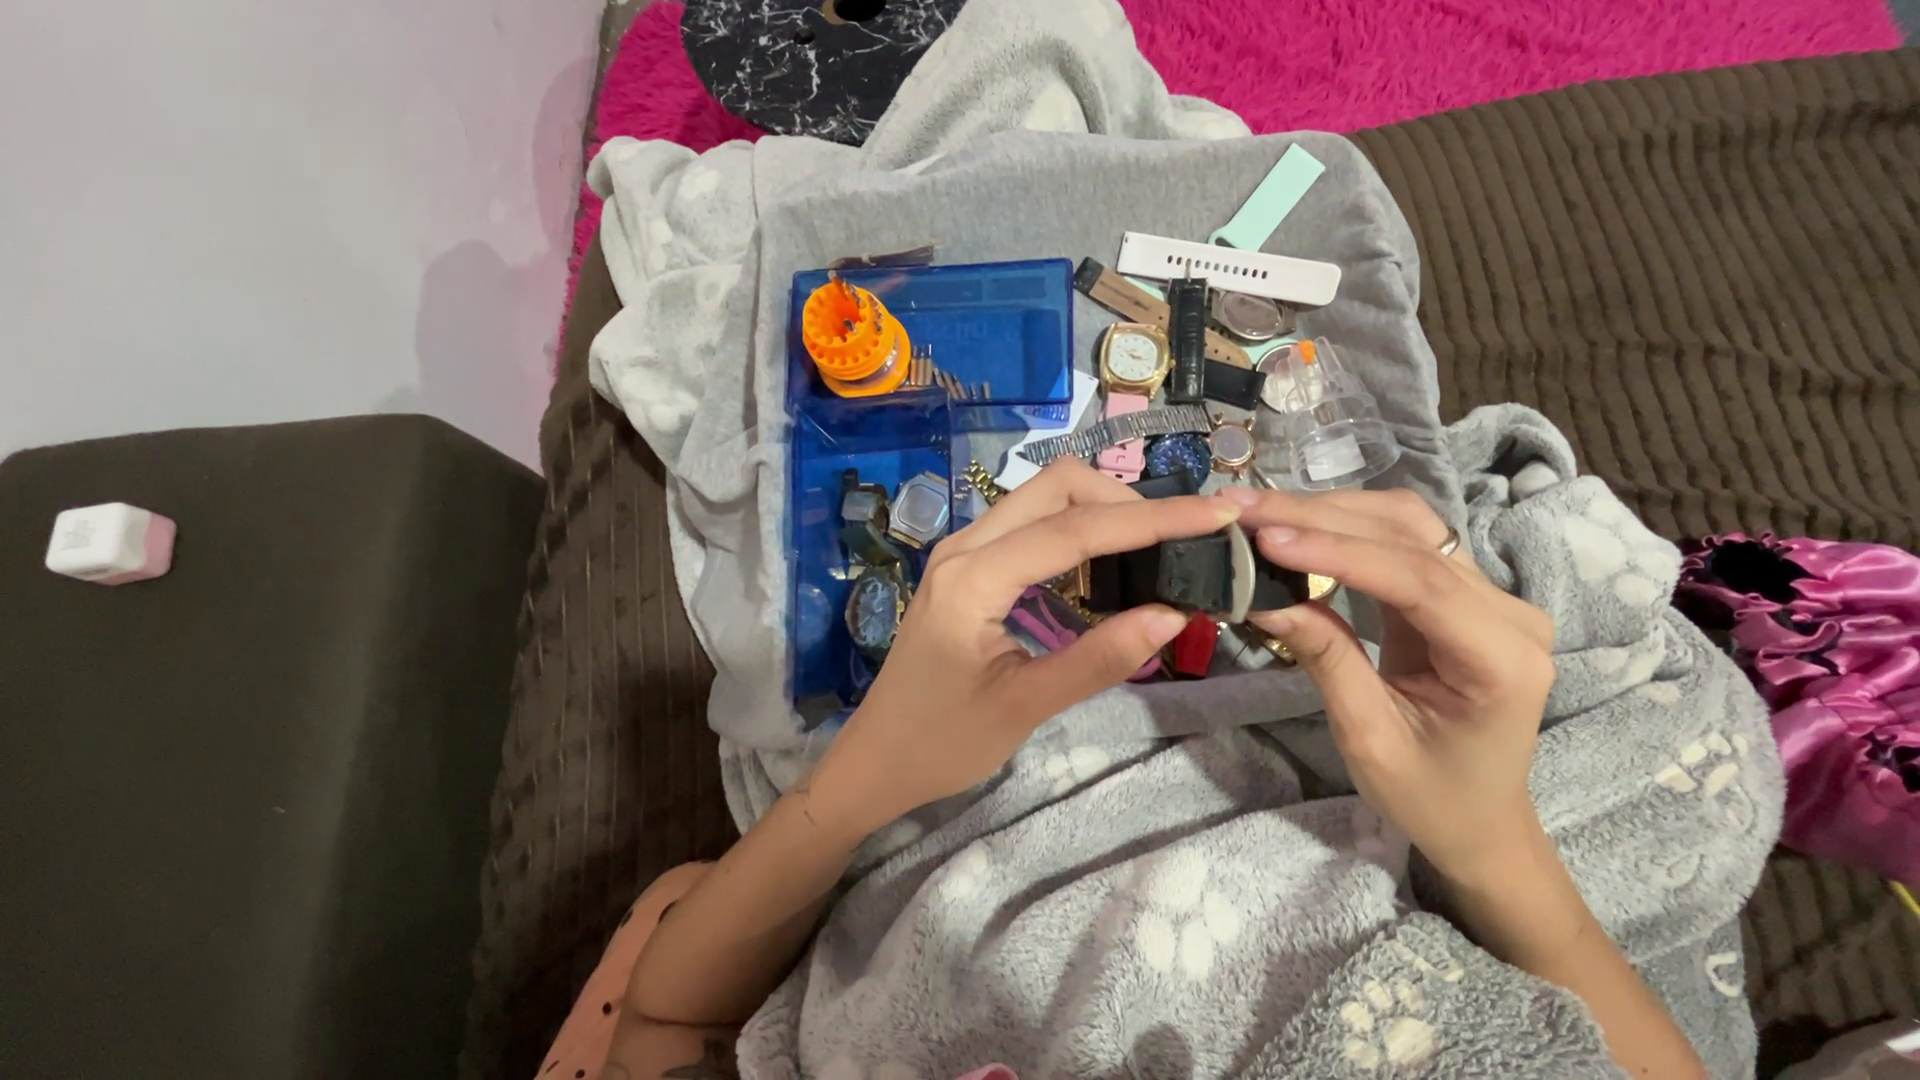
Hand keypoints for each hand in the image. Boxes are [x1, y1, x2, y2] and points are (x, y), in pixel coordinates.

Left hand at [809, 460, 1240, 837]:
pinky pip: (1027, 524)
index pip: (1075, 529)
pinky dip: (1076, 527)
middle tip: (1182, 535)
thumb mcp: (1025, 706)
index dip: (1151, 519)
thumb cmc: (942, 742)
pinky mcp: (966, 566)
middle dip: (1125, 499)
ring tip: (1159, 542)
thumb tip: (1173, 613)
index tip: (1215, 514)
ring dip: (1101, 508)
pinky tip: (1107, 559)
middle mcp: (964, 547)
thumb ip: (1098, 658)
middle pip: (1055, 486)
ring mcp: (961, 552)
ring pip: (1041, 498)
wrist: (876, 759)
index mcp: (974, 578)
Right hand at [1223, 487, 1557, 881]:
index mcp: (1500, 659)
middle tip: (1242, 511)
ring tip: (1260, 510)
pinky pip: (1403, 541)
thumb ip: (1326, 658)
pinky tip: (1297, 522)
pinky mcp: (1461, 590)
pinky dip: (1345, 525)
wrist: (1478, 816)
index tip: (1267, 539)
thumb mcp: (1367, 737)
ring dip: (1329, 511)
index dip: (1339, 552)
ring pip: (1407, 525)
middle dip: (1320, 519)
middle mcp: (1508, 612)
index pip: (1417, 581)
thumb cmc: (1427, 794)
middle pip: (1411, 539)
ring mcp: (1490, 595)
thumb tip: (1263, 598)